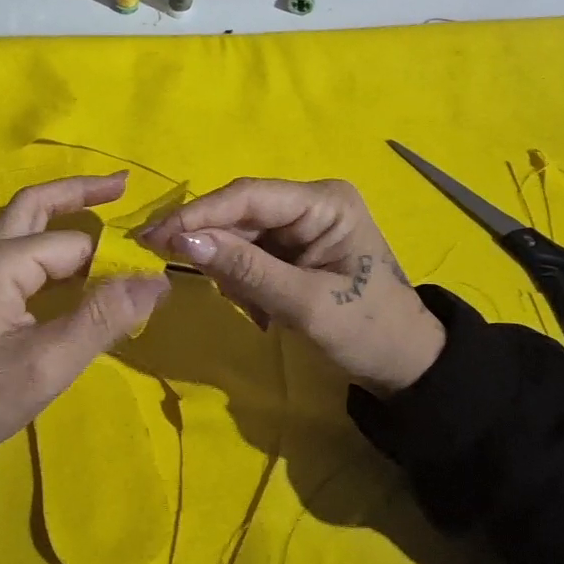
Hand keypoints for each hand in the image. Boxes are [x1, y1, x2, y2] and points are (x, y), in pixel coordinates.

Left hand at [0, 175, 171, 485]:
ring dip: (63, 214)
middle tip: (124, 185)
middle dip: (80, 192)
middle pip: (37, 205)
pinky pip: (18, 251)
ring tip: (105, 209)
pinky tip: (72, 263)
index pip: (74, 244)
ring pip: (25, 226)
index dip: (114, 259)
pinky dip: (50, 243)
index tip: (152, 276)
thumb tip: (157, 281)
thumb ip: (102, 318)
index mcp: (0, 261)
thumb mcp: (48, 364)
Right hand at [142, 178, 444, 395]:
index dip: (199, 214)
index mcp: (324, 202)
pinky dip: (241, 279)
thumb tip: (183, 243)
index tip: (155, 236)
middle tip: (170, 267)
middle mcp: (310, 202)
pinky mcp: (294, 245)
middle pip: (239, 213)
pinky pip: (249, 252)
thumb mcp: (306, 305)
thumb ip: (245, 270)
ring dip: (229, 269)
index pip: (248, 197)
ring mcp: (301, 223)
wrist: (408, 366)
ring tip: (250, 309)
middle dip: (211, 244)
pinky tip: (257, 309)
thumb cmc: (368, 332)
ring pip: (239, 234)